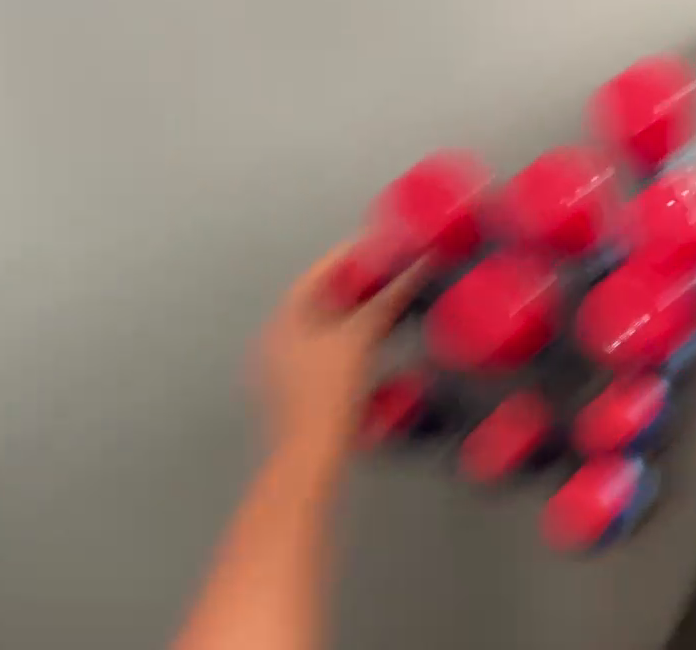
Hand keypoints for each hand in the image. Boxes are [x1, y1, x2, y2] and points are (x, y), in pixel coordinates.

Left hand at [251, 243, 424, 460]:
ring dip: (358, 307)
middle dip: (356, 282)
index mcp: (284, 321)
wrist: (312, 452)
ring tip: (388, 298)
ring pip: (327, 322)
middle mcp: (279, 339)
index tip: (376, 243)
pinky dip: (354, 332)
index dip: (347, 255)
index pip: (316, 274)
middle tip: (388, 269)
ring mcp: (288, 364)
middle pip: (321, 298)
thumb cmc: (328, 392)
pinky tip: (377, 336)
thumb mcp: (362, 337)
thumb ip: (389, 299)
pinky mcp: (303, 385)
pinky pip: (330, 344)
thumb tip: (416, 269)